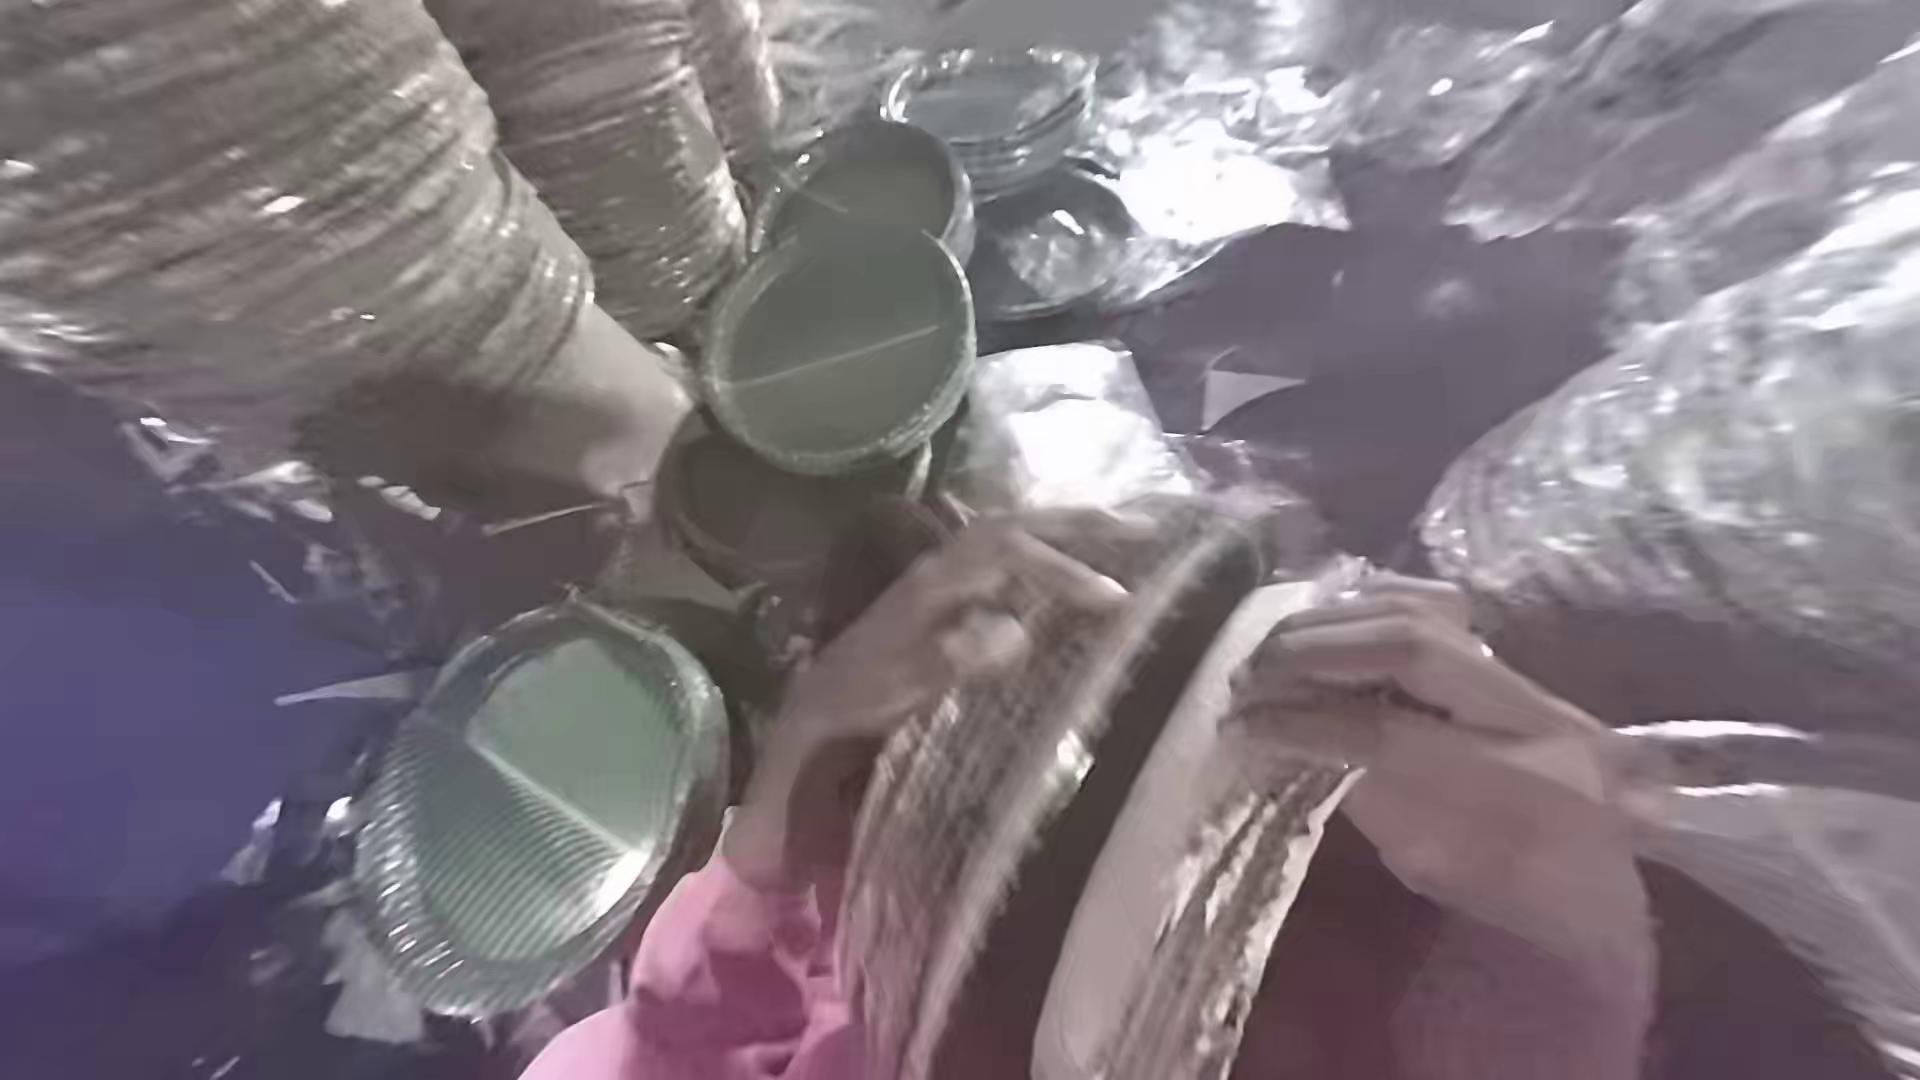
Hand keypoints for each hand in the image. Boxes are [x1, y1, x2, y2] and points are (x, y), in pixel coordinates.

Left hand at [724, 513, 1131, 889]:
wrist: (816, 705)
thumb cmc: (855, 703)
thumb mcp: (892, 690)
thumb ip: (947, 660)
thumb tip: (1015, 630)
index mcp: (932, 583)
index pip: (1007, 554)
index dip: (1062, 569)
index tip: (1116, 599)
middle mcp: (941, 565)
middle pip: (1015, 524)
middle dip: (1079, 524)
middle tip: (1143, 530)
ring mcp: (946, 574)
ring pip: (1012, 531)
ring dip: (1066, 527)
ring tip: (1125, 535)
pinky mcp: (951, 591)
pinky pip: (1007, 554)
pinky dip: (1047, 548)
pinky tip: (1075, 565)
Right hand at [1235, 574, 1652, 995]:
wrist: (1588, 880)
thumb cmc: (1493, 887)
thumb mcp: (1416, 856)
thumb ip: (1347, 782)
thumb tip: (1269, 730)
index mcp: (1516, 784)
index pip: (1385, 730)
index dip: (1301, 722)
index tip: (1243, 725)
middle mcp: (1529, 711)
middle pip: (1401, 646)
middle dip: (1304, 654)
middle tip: (1247, 677)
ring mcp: (1516, 674)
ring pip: (1410, 610)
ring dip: (1320, 624)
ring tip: (1269, 651)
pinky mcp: (1496, 655)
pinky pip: (1426, 601)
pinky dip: (1361, 602)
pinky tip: (1321, 618)